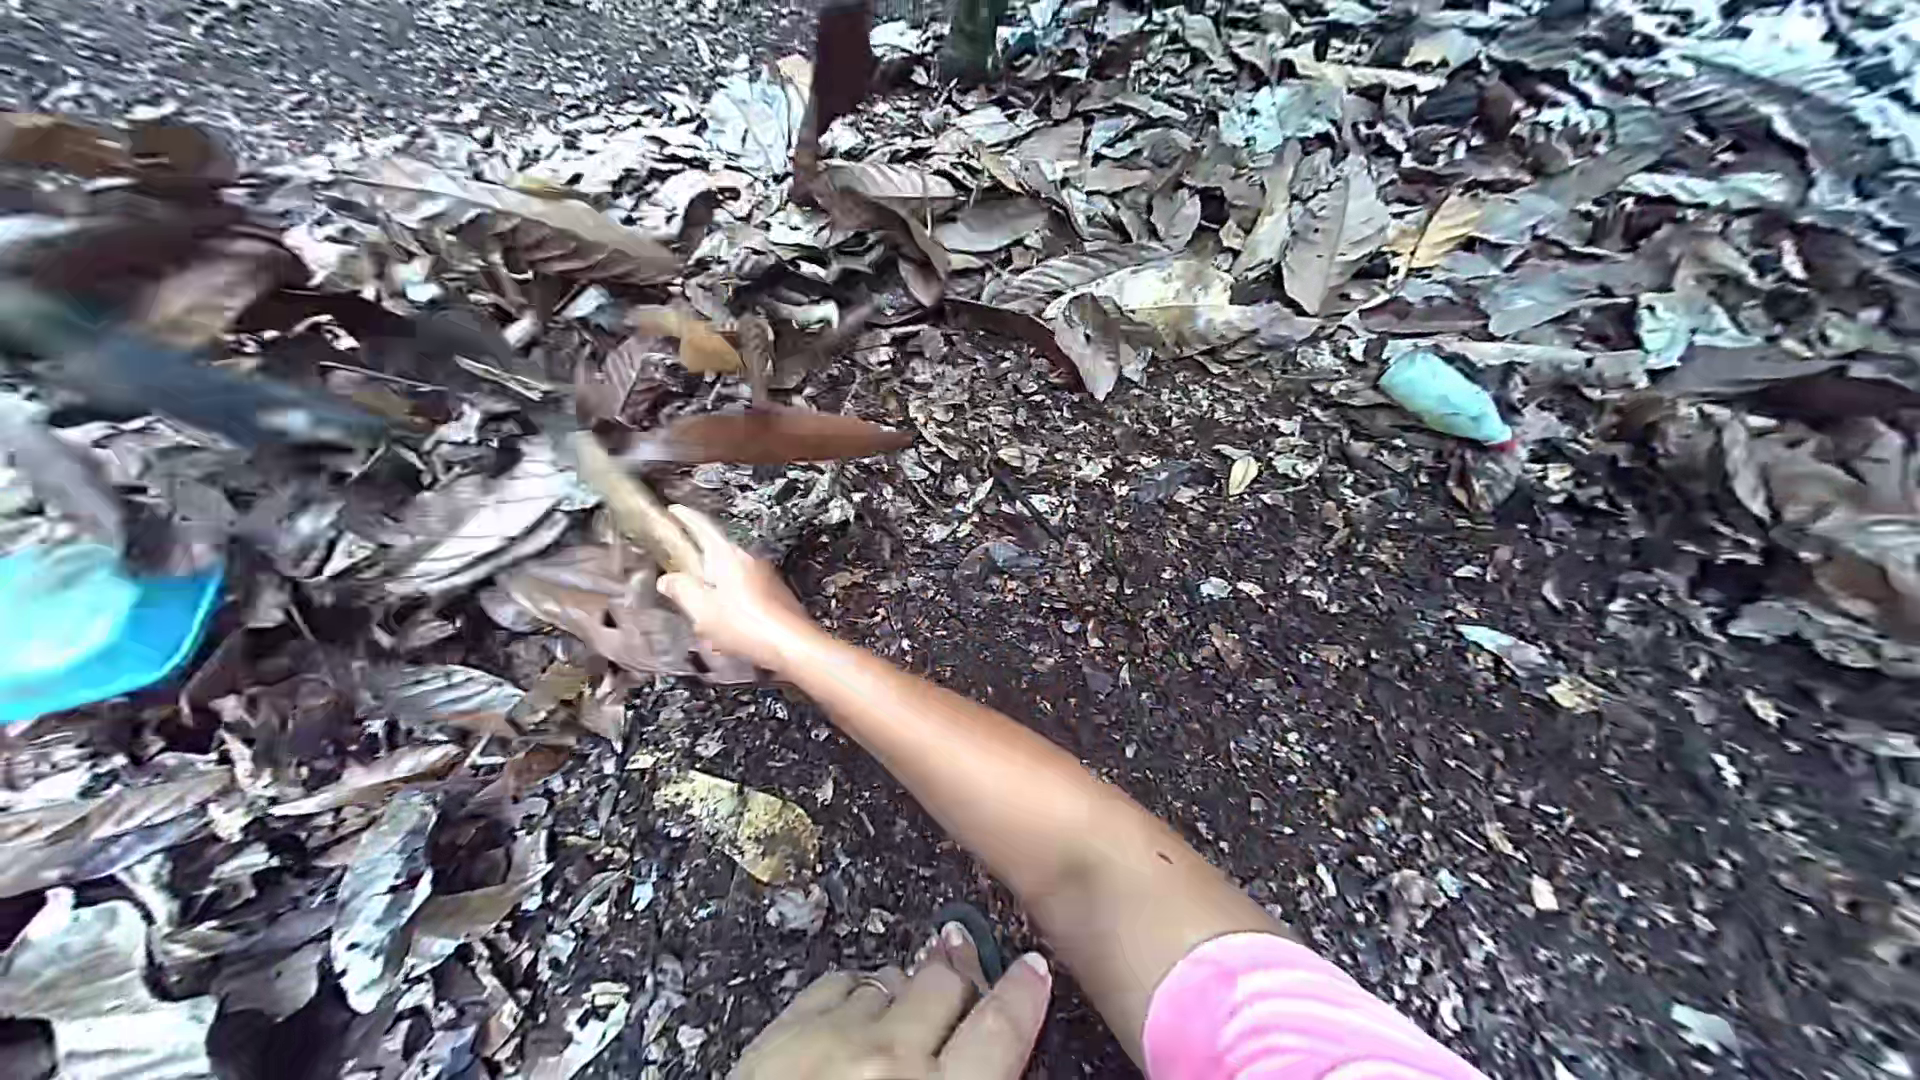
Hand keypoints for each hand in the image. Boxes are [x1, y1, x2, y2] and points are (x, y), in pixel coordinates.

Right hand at [655, 505, 823, 672]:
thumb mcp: (702, 611)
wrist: (793, 644)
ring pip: (729, 578)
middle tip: (681, 588)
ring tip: (707, 625)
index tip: (674, 509)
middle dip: (697, 571)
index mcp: (727, 555)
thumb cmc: (745, 625)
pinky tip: (728, 635)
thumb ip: (681, 591)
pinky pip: (744, 593)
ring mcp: (765, 575)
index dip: (685, 517)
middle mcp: (748, 558)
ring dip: (715, 596)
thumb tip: (668, 578)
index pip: (703, 527)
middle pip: (715, 555)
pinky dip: (731, 608)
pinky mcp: (775, 592)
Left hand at [731, 925, 1052, 1079]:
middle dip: (960, 973)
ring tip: (910, 993)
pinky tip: (855, 1008)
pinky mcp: (787, 1027)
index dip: (1021, 995)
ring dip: (906, 987)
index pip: (999, 1034)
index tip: (1033, 968)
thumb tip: (982, 1065)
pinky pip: (841, 981)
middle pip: (946, 984)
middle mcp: (894, 1059)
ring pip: (894, 978)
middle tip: (964, 960)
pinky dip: (856, 991)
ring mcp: (837, 1035)